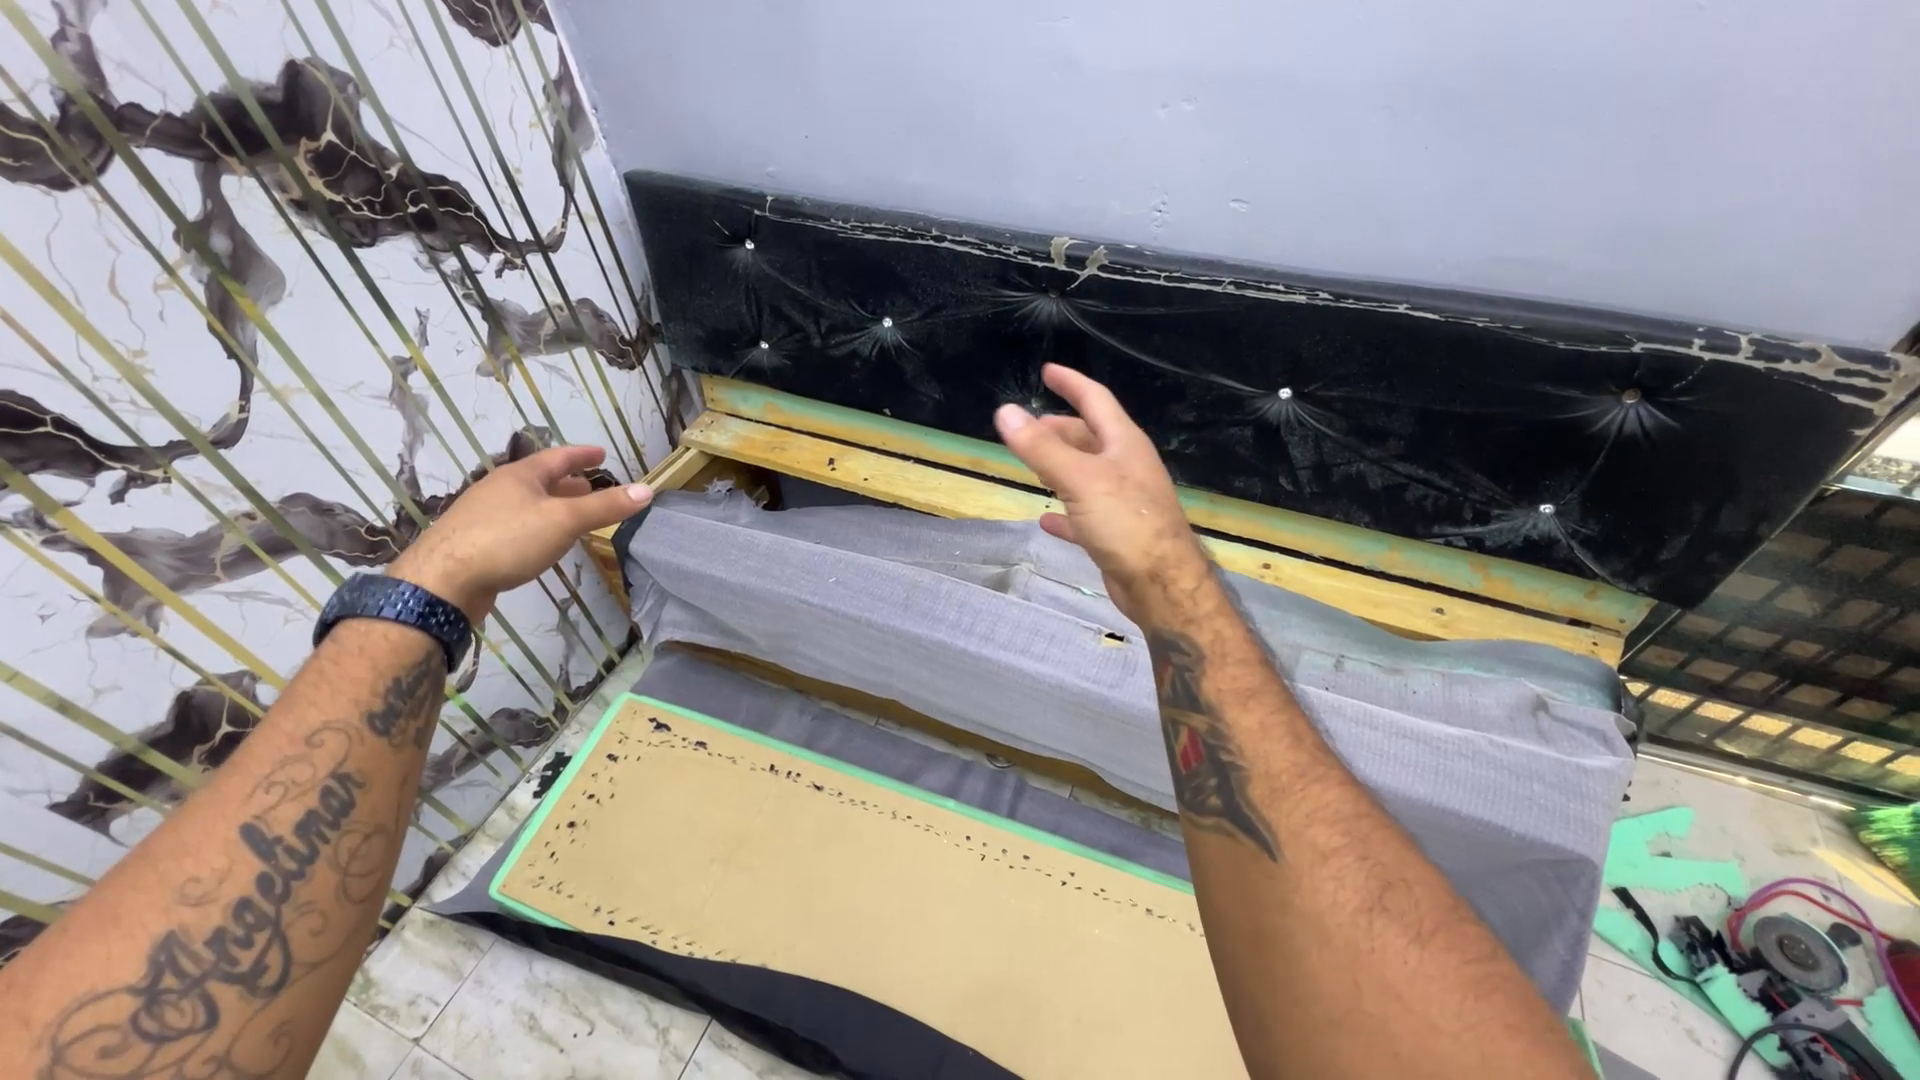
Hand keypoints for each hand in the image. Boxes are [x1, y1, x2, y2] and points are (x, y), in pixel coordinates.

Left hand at [389, 445, 650, 620]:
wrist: (442, 581)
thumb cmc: (507, 540)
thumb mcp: (564, 520)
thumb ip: (606, 507)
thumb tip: (647, 490)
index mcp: (521, 475)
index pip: (558, 457)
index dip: (582, 455)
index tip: (602, 454)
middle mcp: (500, 489)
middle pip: (540, 480)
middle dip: (568, 482)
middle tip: (592, 486)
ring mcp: (484, 515)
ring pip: (527, 504)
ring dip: (552, 506)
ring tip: (574, 516)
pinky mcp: (476, 542)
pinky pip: (515, 525)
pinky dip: (537, 526)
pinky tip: (543, 543)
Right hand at [993, 364, 1209, 621]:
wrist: (1161, 584)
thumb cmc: (1125, 522)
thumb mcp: (1079, 479)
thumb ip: (1041, 448)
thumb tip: (1005, 412)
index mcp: (1123, 443)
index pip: (1095, 400)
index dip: (1071, 383)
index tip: (1047, 371)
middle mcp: (1126, 466)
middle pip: (1089, 437)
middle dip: (1058, 429)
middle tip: (1027, 428)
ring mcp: (1123, 501)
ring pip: (1085, 474)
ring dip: (1059, 466)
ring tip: (1030, 464)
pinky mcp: (1116, 533)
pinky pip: (1084, 515)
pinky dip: (1063, 512)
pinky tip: (1045, 519)